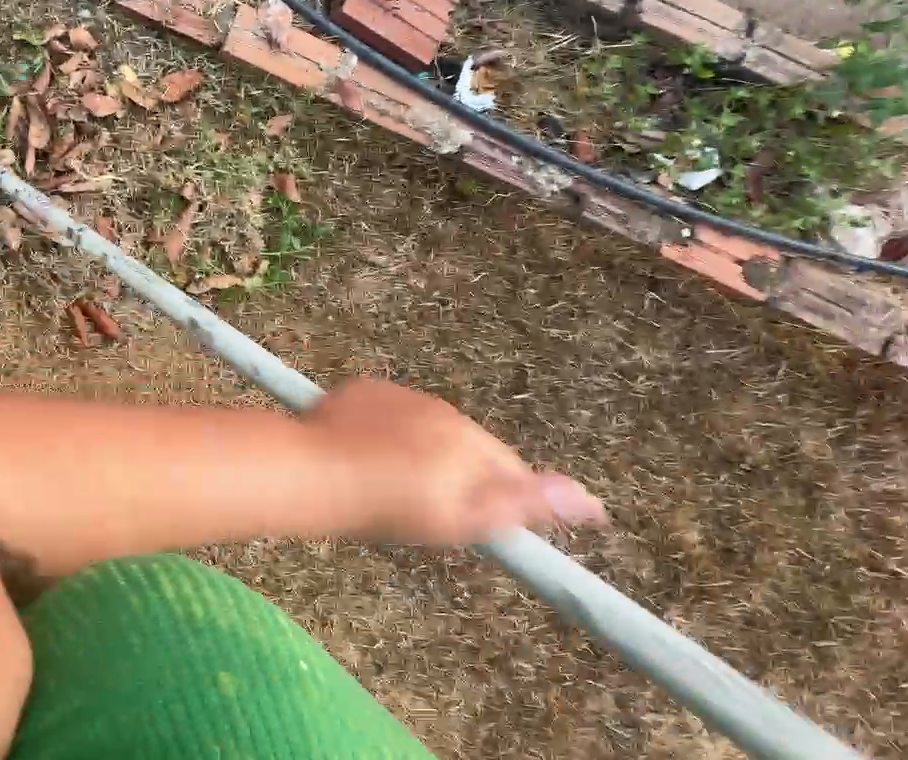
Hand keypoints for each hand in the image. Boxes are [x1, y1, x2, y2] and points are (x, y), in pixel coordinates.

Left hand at [302, 378, 608, 543]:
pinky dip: (381, 429)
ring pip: (421, 425)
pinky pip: (383, 411)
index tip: (468, 517)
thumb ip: (524, 504)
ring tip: (388, 481)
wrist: (315, 471)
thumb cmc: (390, 504)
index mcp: (469, 438)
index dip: (494, 495)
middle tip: (420, 505)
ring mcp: (396, 394)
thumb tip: (592, 500)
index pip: (504, 467)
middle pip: (461, 444)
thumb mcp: (463, 517)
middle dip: (453, 470)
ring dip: (416, 448)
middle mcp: (438, 407)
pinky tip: (362, 454)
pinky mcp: (360, 390)